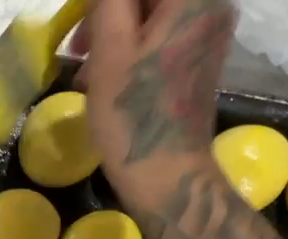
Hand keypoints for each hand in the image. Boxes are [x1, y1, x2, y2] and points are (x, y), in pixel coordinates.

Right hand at [74, 0, 236, 220]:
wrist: (166, 174)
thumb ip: (109, 1)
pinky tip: (108, 75)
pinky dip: (132, 47)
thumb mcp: (110, 50)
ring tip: (86, 68)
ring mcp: (208, 32)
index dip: (104, 2)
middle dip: (110, 11)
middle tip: (77, 46)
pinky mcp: (199, 58)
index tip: (82, 21)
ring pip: (153, 13)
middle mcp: (210, 4)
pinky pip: (162, 35)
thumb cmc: (133, 114)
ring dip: (115, 31)